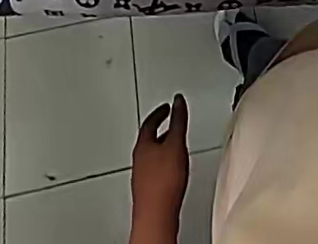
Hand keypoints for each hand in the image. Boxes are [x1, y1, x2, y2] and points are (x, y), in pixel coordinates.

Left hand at [130, 94, 189, 239]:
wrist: (157, 217)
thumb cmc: (163, 182)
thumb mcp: (176, 143)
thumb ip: (178, 120)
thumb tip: (178, 100)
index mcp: (143, 145)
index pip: (150, 122)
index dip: (160, 112)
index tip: (168, 106)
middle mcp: (139, 159)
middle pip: (149, 138)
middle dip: (161, 129)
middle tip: (171, 122)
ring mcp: (141, 176)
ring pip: (151, 155)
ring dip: (162, 147)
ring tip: (174, 144)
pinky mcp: (147, 191)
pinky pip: (154, 170)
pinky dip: (163, 163)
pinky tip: (173, 170)